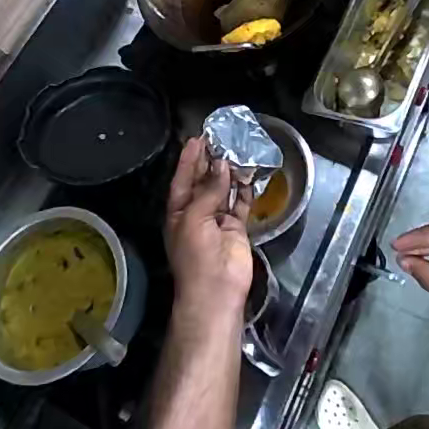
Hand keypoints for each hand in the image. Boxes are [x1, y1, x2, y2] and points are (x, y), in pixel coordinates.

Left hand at [164, 137, 252, 328]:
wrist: (216, 290)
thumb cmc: (196, 255)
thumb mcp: (194, 218)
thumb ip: (208, 190)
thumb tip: (222, 165)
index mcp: (179, 211)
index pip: (183, 179)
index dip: (189, 159)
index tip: (198, 138)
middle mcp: (197, 212)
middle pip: (204, 181)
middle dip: (211, 162)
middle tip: (221, 139)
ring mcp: (217, 220)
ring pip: (224, 190)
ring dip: (229, 173)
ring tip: (237, 150)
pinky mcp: (237, 227)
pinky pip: (241, 204)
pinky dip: (245, 190)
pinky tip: (249, 173)